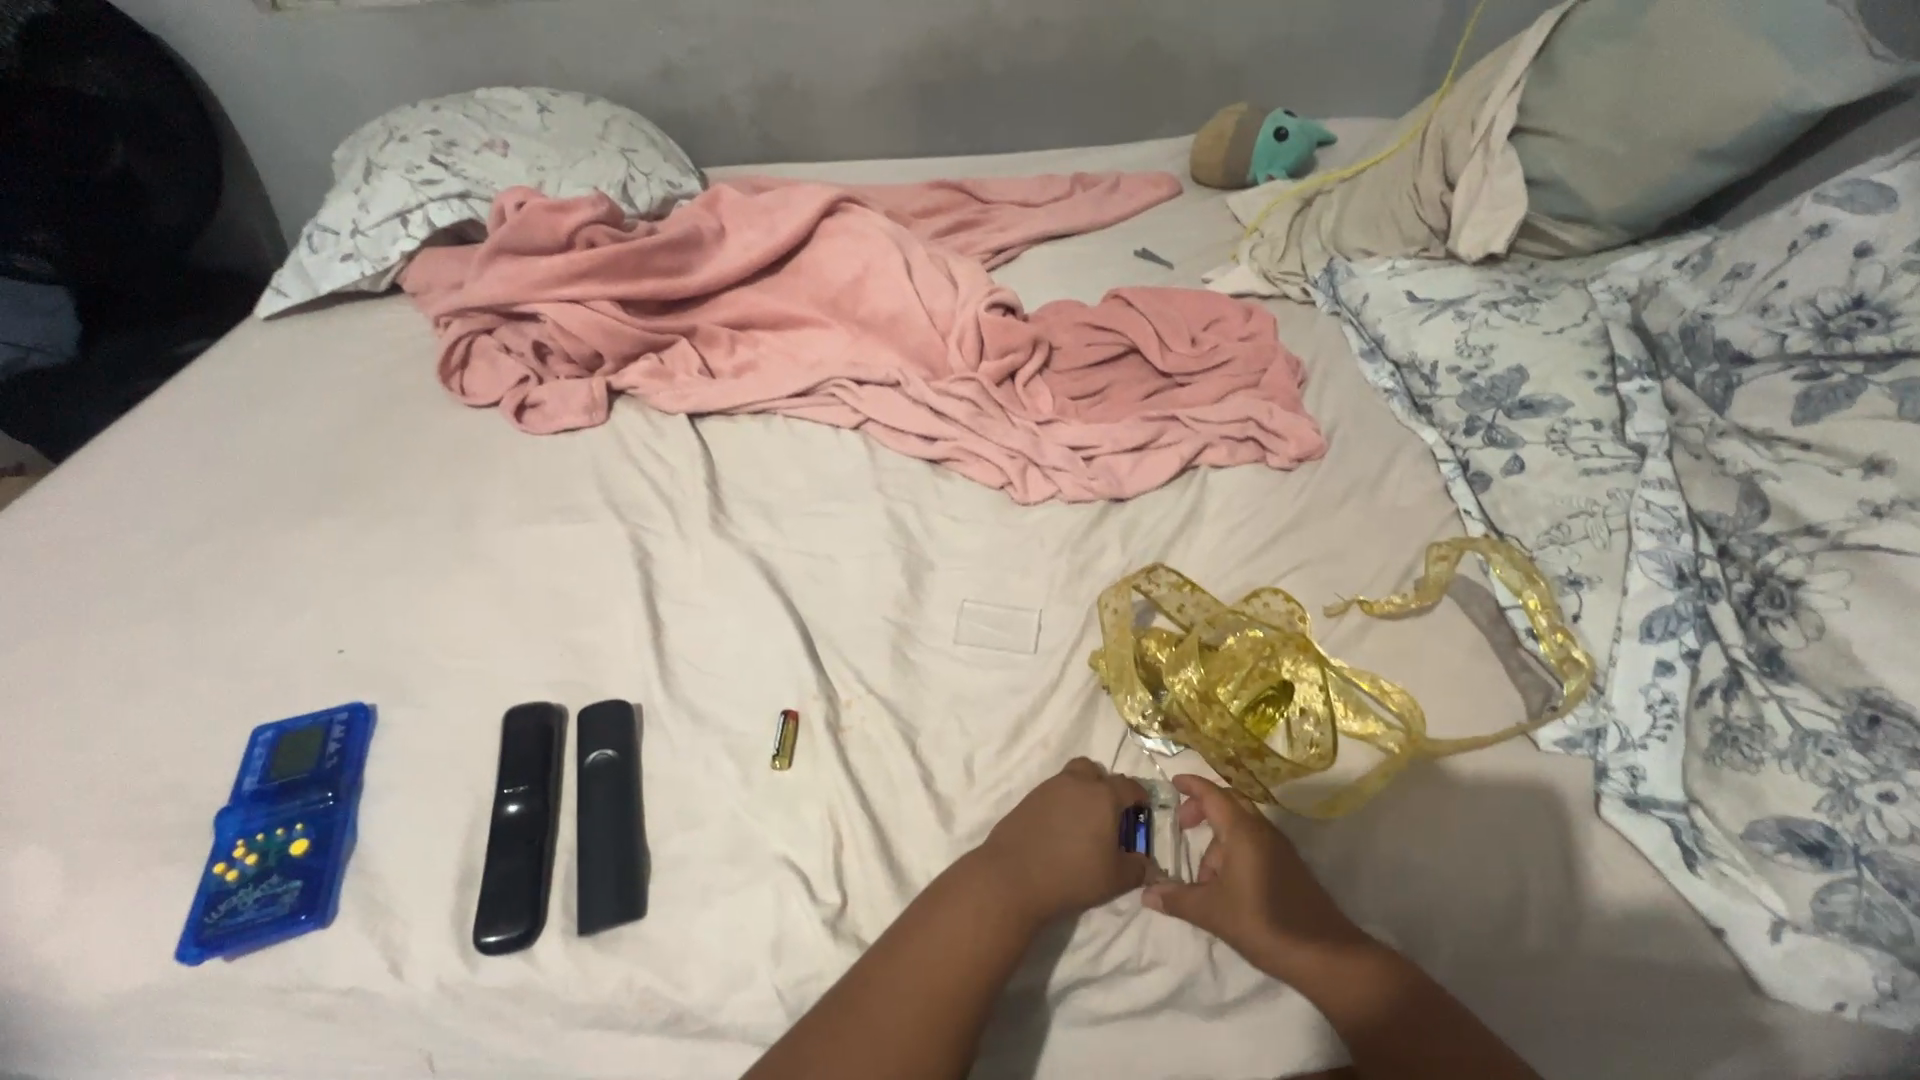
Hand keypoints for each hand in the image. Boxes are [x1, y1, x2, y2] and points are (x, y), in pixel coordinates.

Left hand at [974, 758, 1153, 925]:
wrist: (1012, 877)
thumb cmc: (1072, 875)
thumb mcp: (1115, 879)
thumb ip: (1138, 868)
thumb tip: (1148, 865)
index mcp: (1102, 795)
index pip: (1129, 786)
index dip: (1140, 796)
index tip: (1143, 809)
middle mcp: (1075, 783)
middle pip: (1093, 770)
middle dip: (1104, 785)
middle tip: (1109, 812)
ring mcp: (1047, 789)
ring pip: (1070, 779)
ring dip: (1080, 793)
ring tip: (1083, 823)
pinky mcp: (1026, 800)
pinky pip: (1051, 794)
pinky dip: (1060, 805)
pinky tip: (1059, 830)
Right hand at [1142, 775, 1377, 983]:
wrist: (1325, 954)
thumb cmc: (1263, 922)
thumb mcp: (1212, 912)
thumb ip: (1177, 899)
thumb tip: (1146, 894)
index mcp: (1243, 832)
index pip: (1213, 795)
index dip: (1192, 785)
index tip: (1174, 781)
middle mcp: (1263, 832)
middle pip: (1230, 804)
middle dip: (1203, 809)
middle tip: (1182, 825)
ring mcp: (1280, 849)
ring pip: (1242, 828)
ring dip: (1218, 842)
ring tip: (1202, 879)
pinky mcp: (1290, 868)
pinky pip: (1255, 845)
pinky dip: (1234, 853)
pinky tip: (1226, 886)